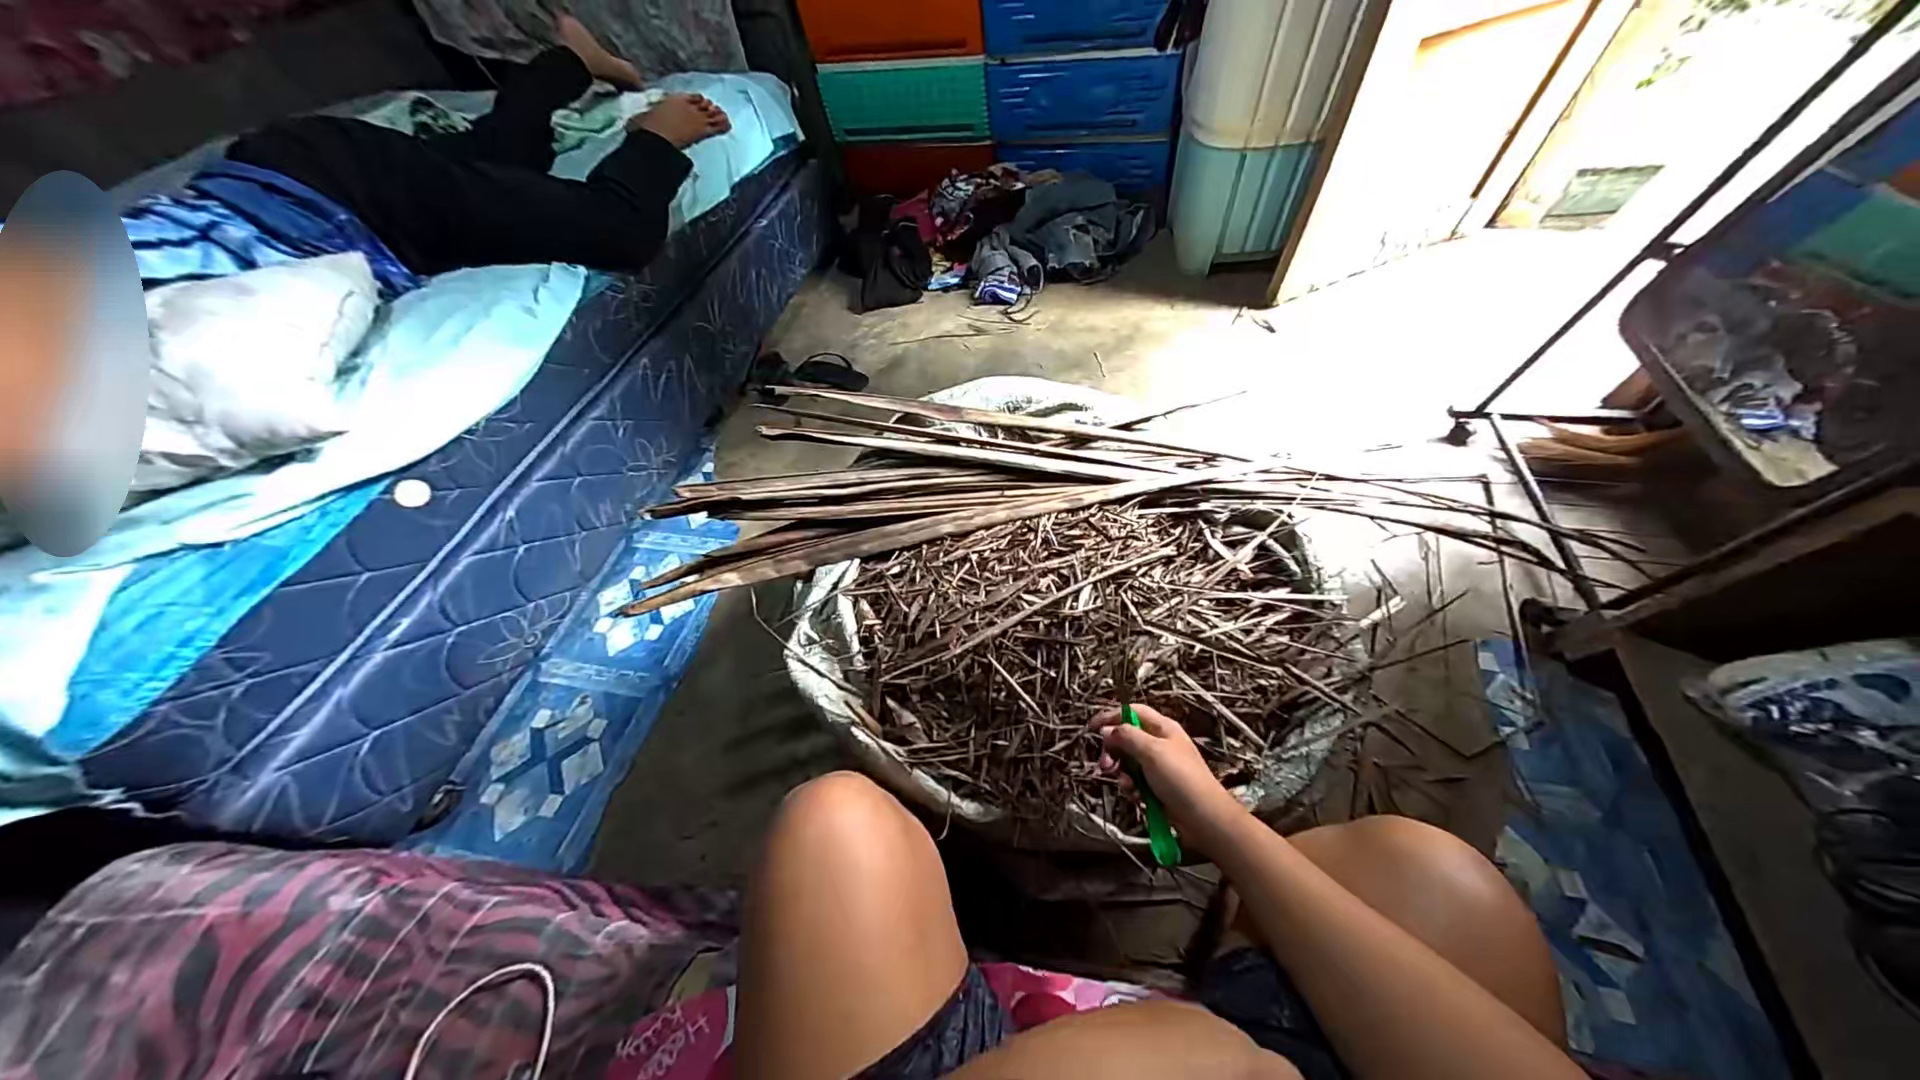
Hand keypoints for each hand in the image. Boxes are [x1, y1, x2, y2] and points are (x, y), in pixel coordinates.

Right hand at [1092, 704, 1245, 846]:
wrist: (1204, 819)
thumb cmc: (1181, 780)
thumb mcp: (1151, 751)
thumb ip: (1126, 736)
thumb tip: (1106, 730)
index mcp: (1162, 728)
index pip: (1132, 712)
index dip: (1111, 716)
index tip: (1093, 728)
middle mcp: (1159, 743)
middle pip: (1126, 738)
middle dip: (1113, 750)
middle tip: (1106, 764)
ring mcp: (1158, 766)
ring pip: (1128, 761)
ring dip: (1121, 772)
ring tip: (1125, 784)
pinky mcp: (1156, 786)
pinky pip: (1134, 780)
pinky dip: (1131, 787)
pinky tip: (1136, 795)